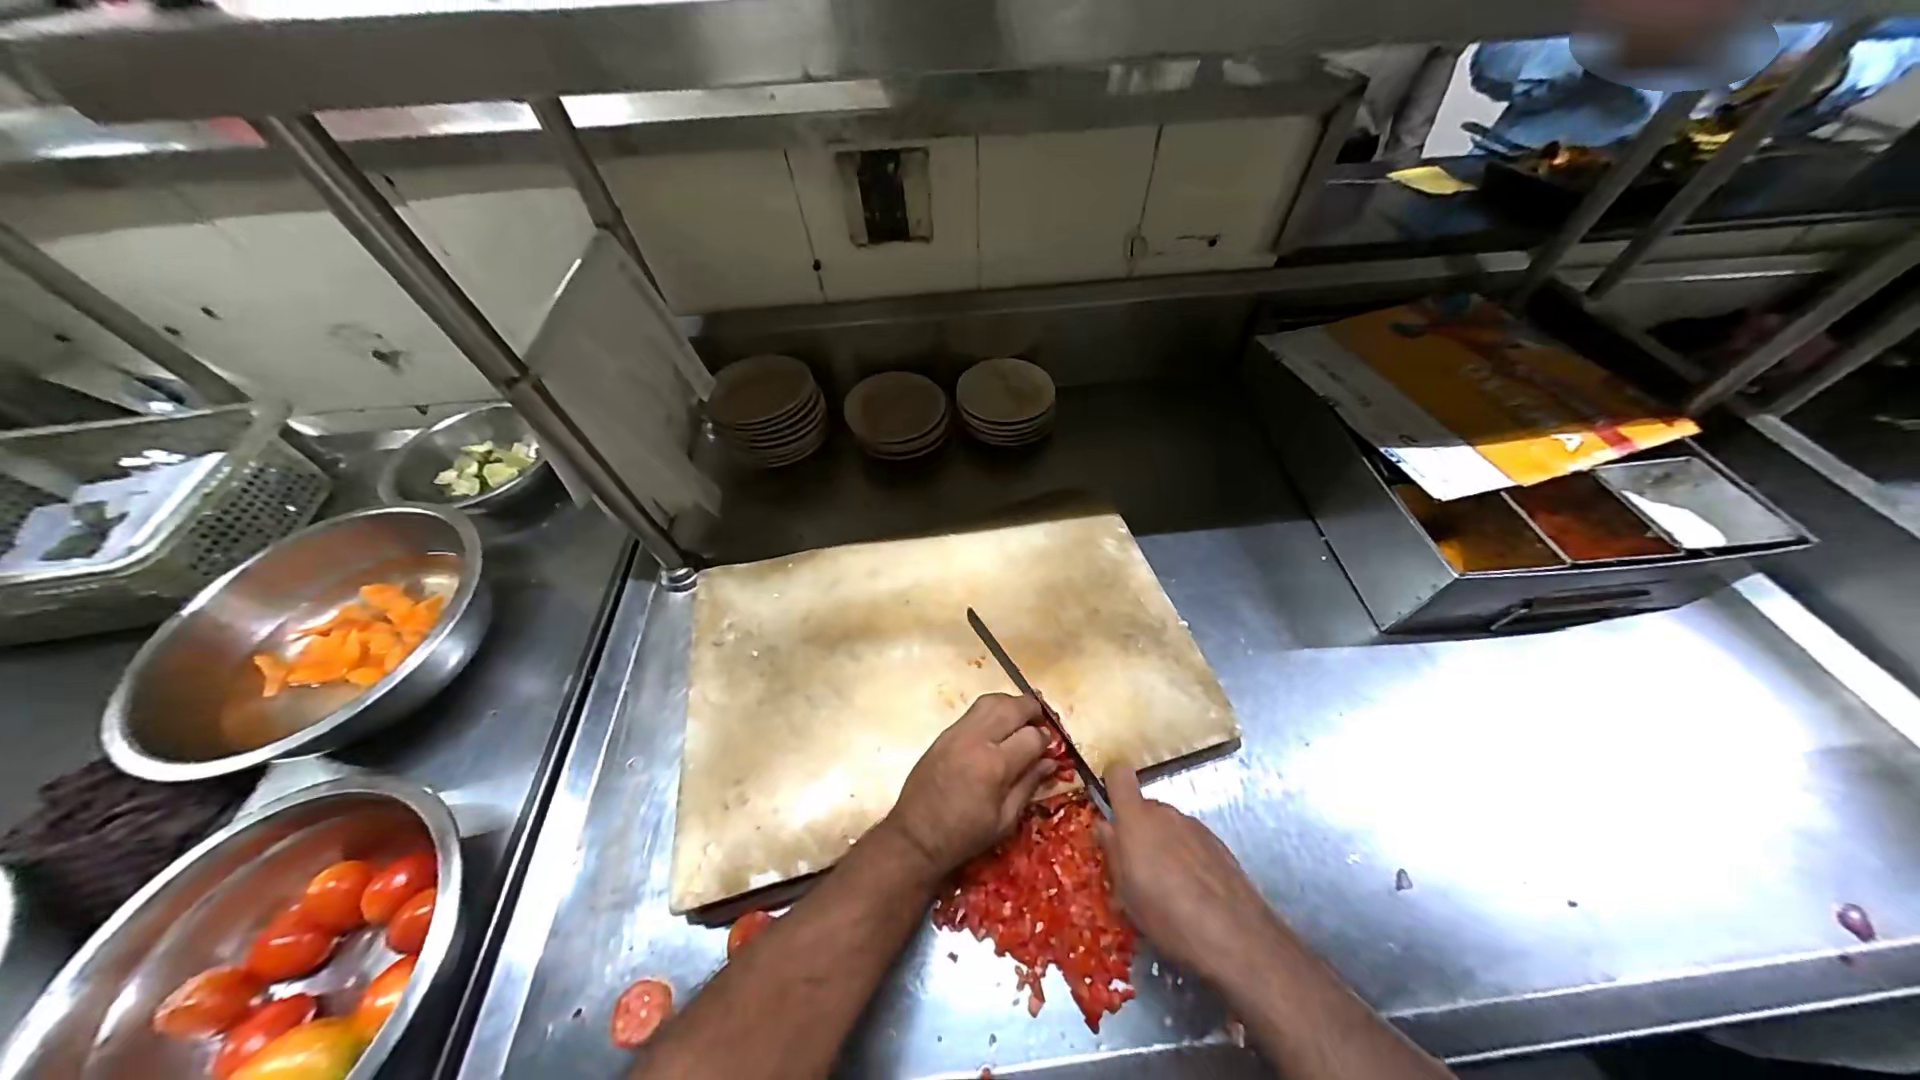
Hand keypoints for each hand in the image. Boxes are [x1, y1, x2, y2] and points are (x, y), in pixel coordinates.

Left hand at [883, 694, 1056, 880]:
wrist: (915, 836)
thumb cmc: (964, 835)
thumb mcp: (1005, 820)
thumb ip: (1029, 784)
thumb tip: (1051, 761)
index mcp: (994, 766)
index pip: (1031, 736)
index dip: (1046, 740)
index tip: (1049, 748)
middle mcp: (976, 740)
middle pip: (1012, 707)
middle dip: (1033, 711)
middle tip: (1042, 724)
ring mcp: (956, 733)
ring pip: (990, 701)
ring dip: (1011, 704)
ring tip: (1021, 720)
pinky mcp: (944, 733)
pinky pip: (973, 711)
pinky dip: (992, 711)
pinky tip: (998, 728)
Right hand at [1096, 766, 1283, 982]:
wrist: (1235, 936)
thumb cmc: (1167, 914)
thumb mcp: (1126, 892)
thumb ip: (1113, 852)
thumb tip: (1106, 826)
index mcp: (1136, 819)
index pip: (1118, 775)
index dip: (1112, 784)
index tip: (1110, 808)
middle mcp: (1166, 813)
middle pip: (1144, 808)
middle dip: (1138, 830)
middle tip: (1137, 868)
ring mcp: (1195, 826)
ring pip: (1168, 826)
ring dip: (1163, 845)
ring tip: (1168, 886)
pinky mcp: (1219, 843)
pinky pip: (1190, 840)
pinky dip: (1186, 856)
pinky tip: (1193, 891)